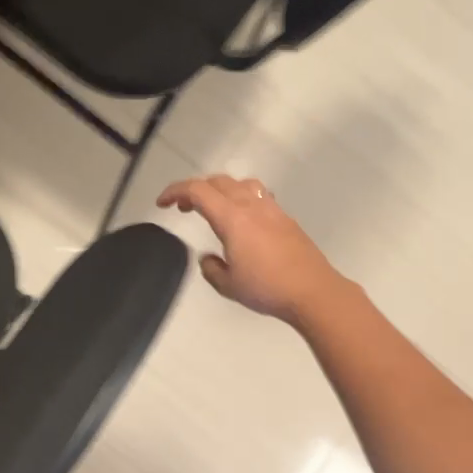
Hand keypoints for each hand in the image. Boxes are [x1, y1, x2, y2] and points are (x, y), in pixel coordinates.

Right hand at [157, 175, 356, 325]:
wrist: (311, 290)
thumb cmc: (265, 288)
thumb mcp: (227, 285)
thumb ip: (211, 268)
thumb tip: (208, 258)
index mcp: (232, 219)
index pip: (198, 192)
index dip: (176, 192)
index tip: (162, 203)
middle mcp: (251, 206)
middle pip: (218, 182)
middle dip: (195, 190)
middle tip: (183, 208)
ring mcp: (271, 209)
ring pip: (240, 184)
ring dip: (220, 190)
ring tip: (213, 208)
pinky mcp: (284, 218)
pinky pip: (257, 195)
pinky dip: (240, 198)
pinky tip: (240, 219)